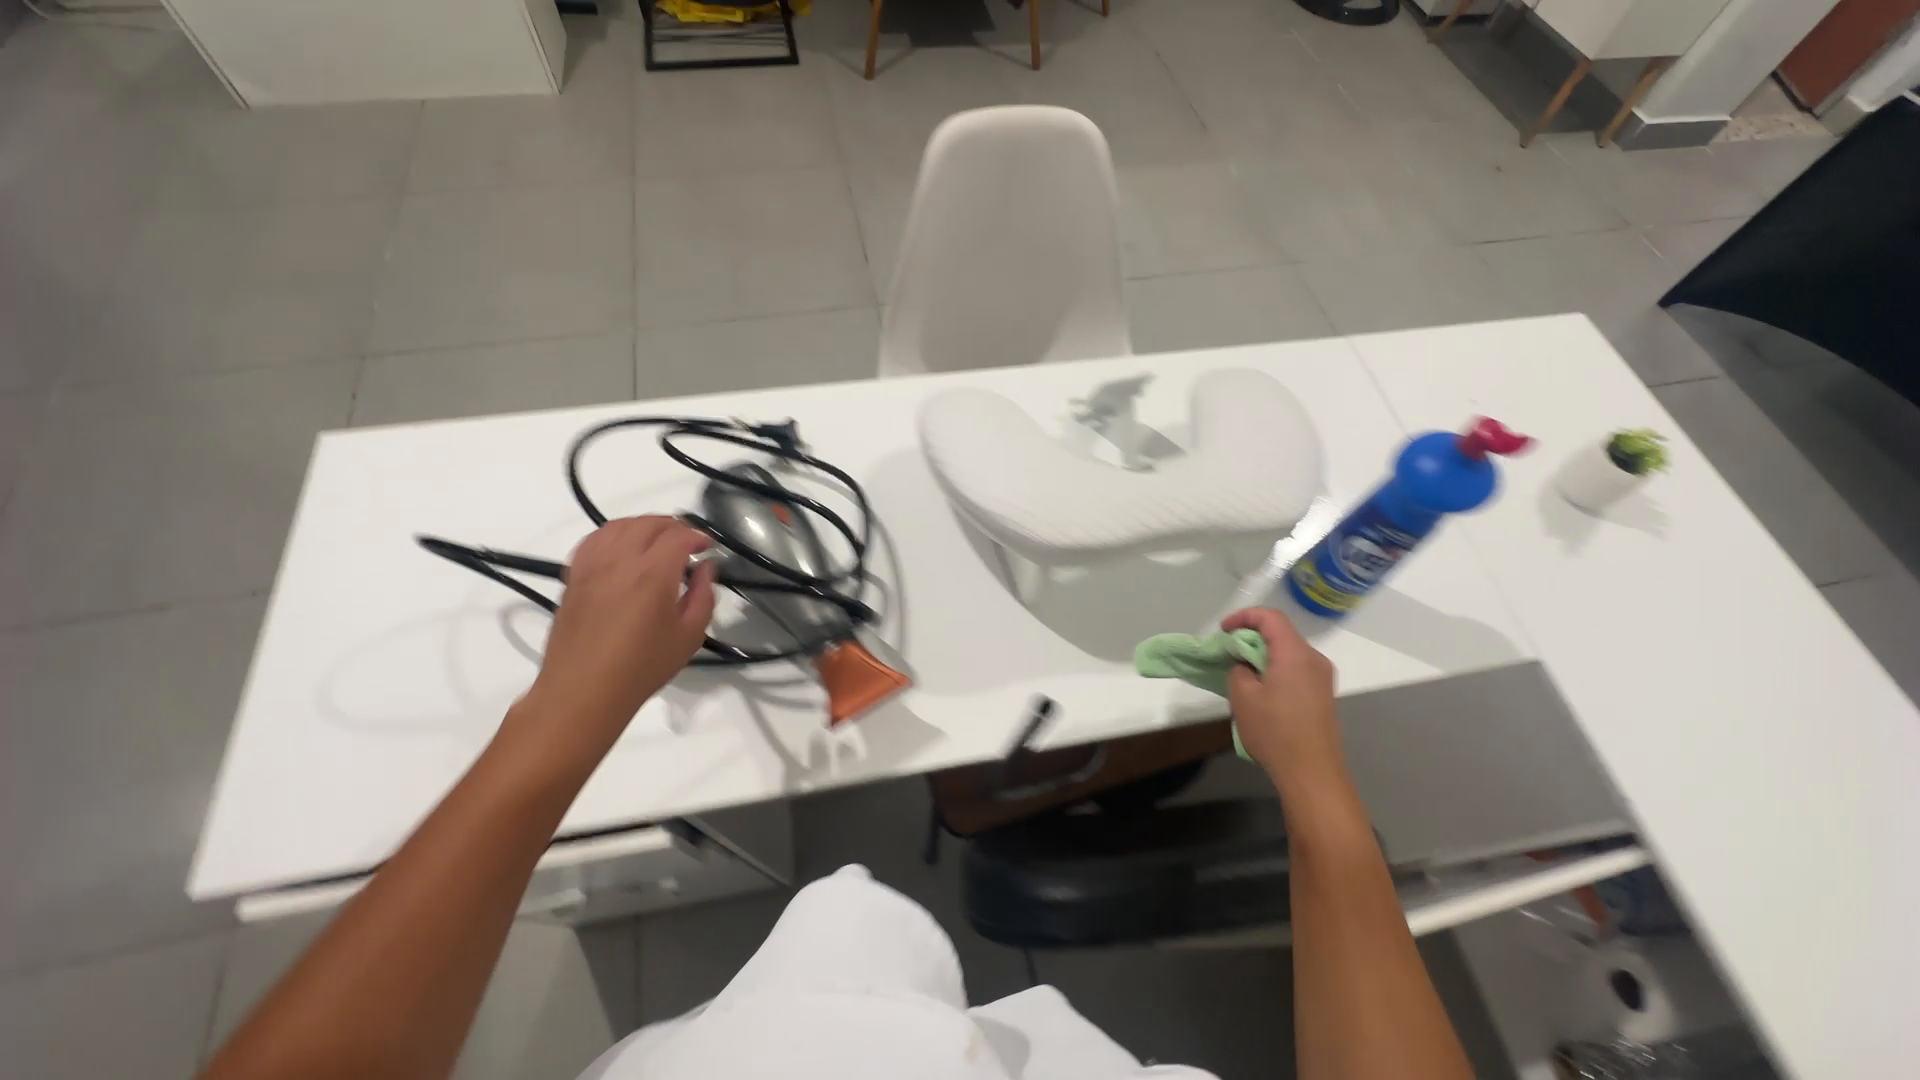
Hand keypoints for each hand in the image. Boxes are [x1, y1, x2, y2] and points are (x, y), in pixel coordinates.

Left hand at [523, 517, 717, 740]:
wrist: (584, 691)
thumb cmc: (642, 667)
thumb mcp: (690, 636)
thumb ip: (704, 595)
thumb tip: (705, 568)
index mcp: (653, 573)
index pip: (679, 536)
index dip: (698, 535)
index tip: (707, 547)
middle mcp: (620, 560)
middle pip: (649, 523)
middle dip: (674, 527)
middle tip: (687, 543)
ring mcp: (592, 565)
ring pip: (619, 525)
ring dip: (643, 526)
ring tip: (656, 541)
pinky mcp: (573, 576)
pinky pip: (593, 540)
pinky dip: (613, 535)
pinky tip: (622, 548)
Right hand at [1223, 608, 1342, 783]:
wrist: (1312, 773)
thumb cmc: (1274, 732)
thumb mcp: (1243, 697)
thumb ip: (1239, 670)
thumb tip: (1246, 665)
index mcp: (1295, 654)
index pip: (1270, 618)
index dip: (1244, 617)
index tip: (1223, 630)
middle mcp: (1314, 659)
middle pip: (1282, 633)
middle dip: (1252, 636)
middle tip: (1228, 651)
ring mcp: (1323, 678)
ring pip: (1289, 652)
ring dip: (1264, 655)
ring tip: (1242, 672)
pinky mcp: (1323, 695)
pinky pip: (1297, 669)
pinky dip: (1276, 669)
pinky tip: (1262, 690)